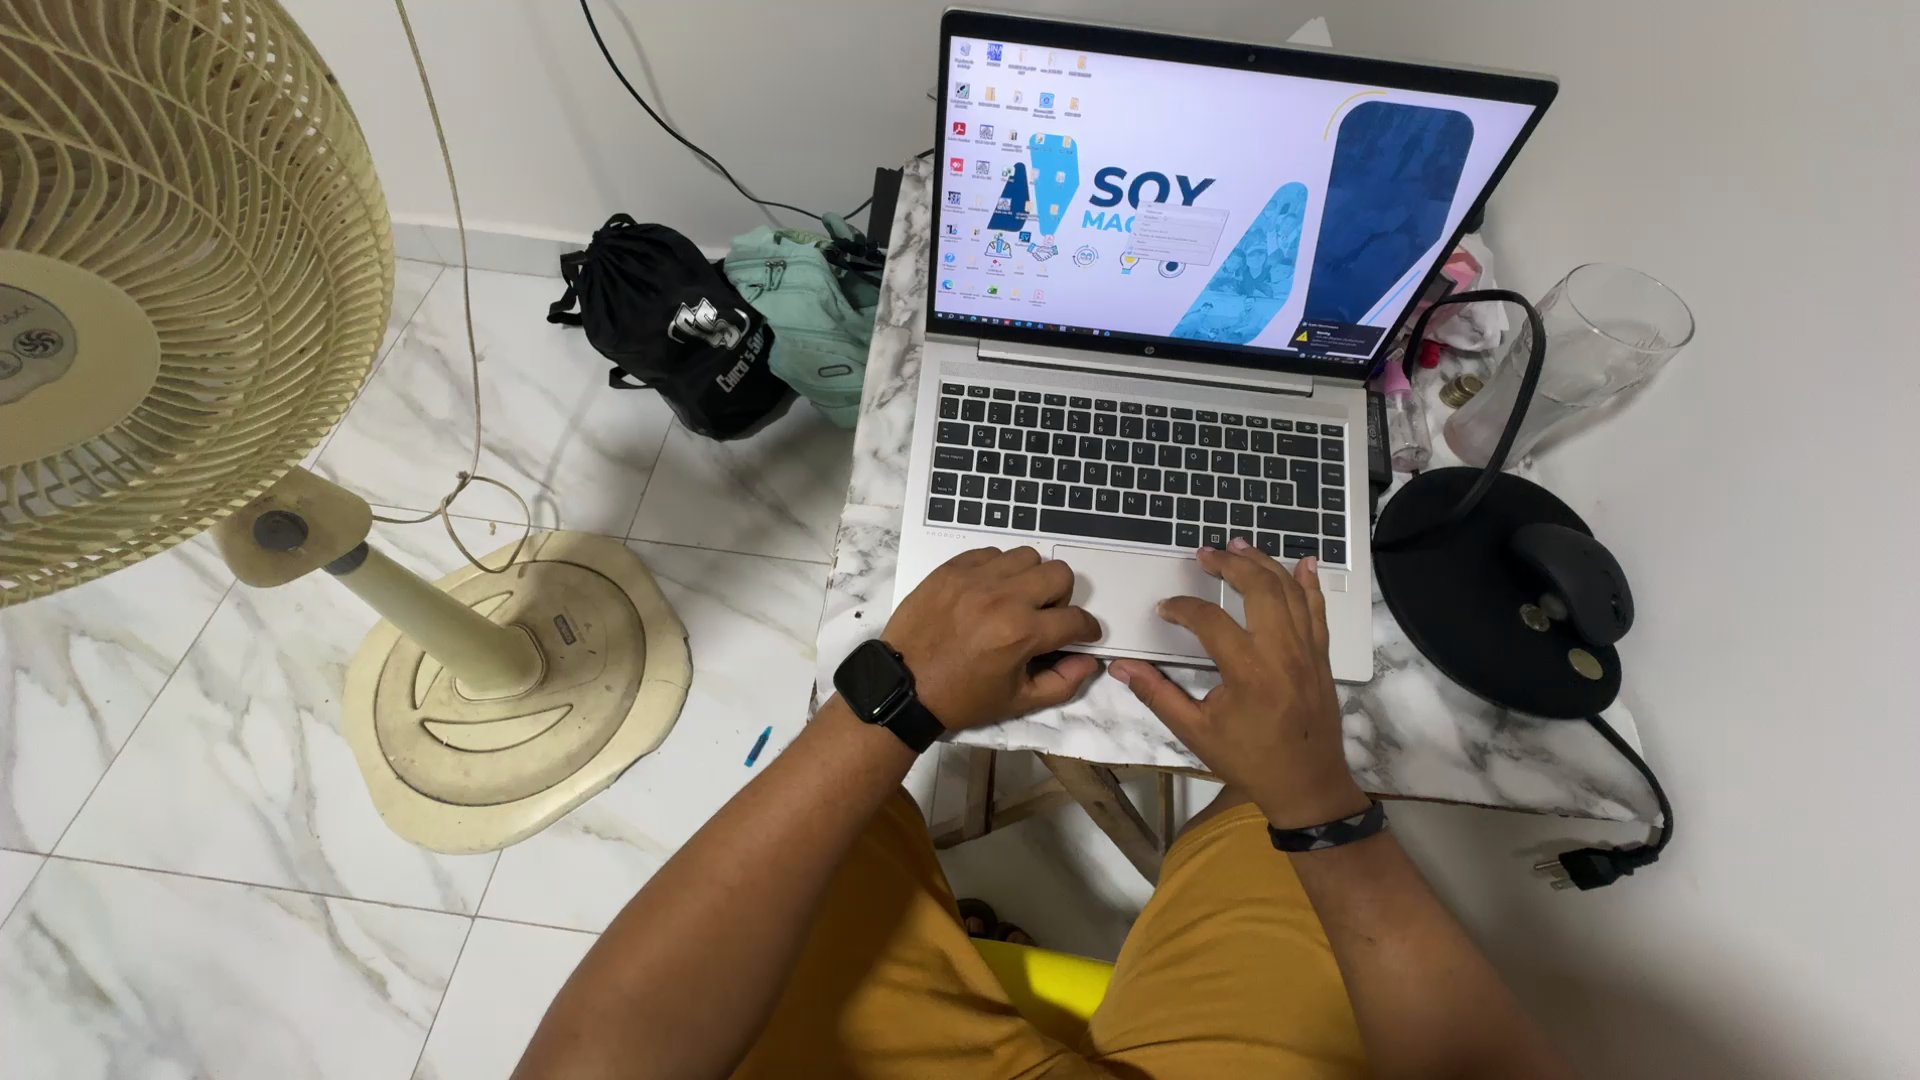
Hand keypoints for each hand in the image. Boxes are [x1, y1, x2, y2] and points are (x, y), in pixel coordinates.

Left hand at [882, 547, 1101, 729]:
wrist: (903, 686)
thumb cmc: (962, 698)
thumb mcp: (1017, 702)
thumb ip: (1062, 682)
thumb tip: (1089, 661)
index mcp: (1022, 633)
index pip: (1075, 619)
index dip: (1086, 630)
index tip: (1081, 634)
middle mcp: (1003, 598)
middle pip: (1059, 574)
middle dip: (1061, 597)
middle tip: (1044, 616)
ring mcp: (975, 578)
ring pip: (1026, 556)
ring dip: (1029, 578)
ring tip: (1014, 600)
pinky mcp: (952, 569)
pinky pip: (991, 552)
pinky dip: (997, 569)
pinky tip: (987, 592)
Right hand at [1108, 539, 1366, 828]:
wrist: (1308, 787)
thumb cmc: (1249, 761)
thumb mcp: (1194, 732)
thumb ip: (1156, 693)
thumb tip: (1120, 666)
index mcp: (1249, 672)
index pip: (1210, 620)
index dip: (1183, 608)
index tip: (1165, 610)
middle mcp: (1283, 653)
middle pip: (1259, 589)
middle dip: (1230, 565)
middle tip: (1205, 553)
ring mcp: (1309, 652)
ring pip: (1290, 592)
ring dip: (1264, 564)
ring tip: (1239, 545)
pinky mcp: (1322, 657)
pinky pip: (1318, 611)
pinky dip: (1309, 584)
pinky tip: (1302, 563)